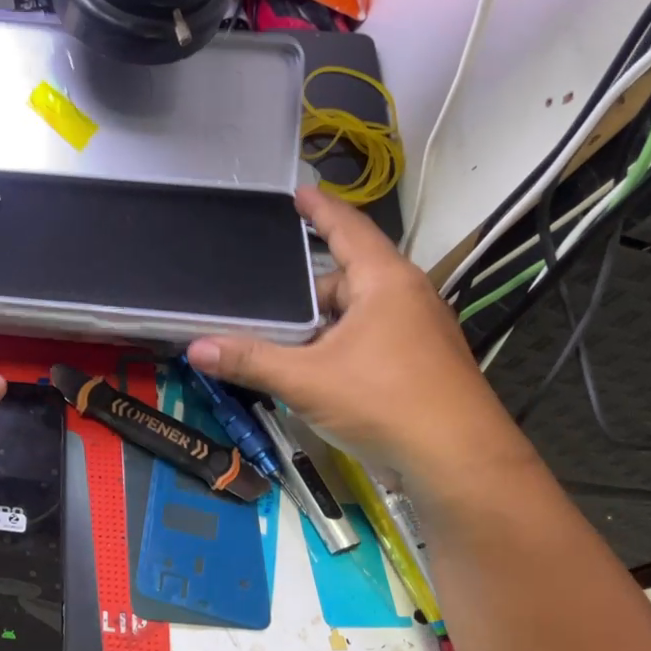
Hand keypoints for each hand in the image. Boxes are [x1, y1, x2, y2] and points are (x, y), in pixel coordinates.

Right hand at [186, 187, 533, 485]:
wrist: (455, 458)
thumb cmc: (384, 401)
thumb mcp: (305, 379)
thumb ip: (249, 360)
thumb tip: (195, 348)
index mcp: (384, 283)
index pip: (348, 231)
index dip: (320, 211)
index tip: (299, 192)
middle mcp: (405, 298)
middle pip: (342, 280)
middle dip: (301, 292)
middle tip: (258, 300)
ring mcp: (414, 332)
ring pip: (352, 315)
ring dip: (315, 326)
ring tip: (272, 340)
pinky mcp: (415, 363)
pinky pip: (364, 340)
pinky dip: (332, 347)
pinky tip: (306, 370)